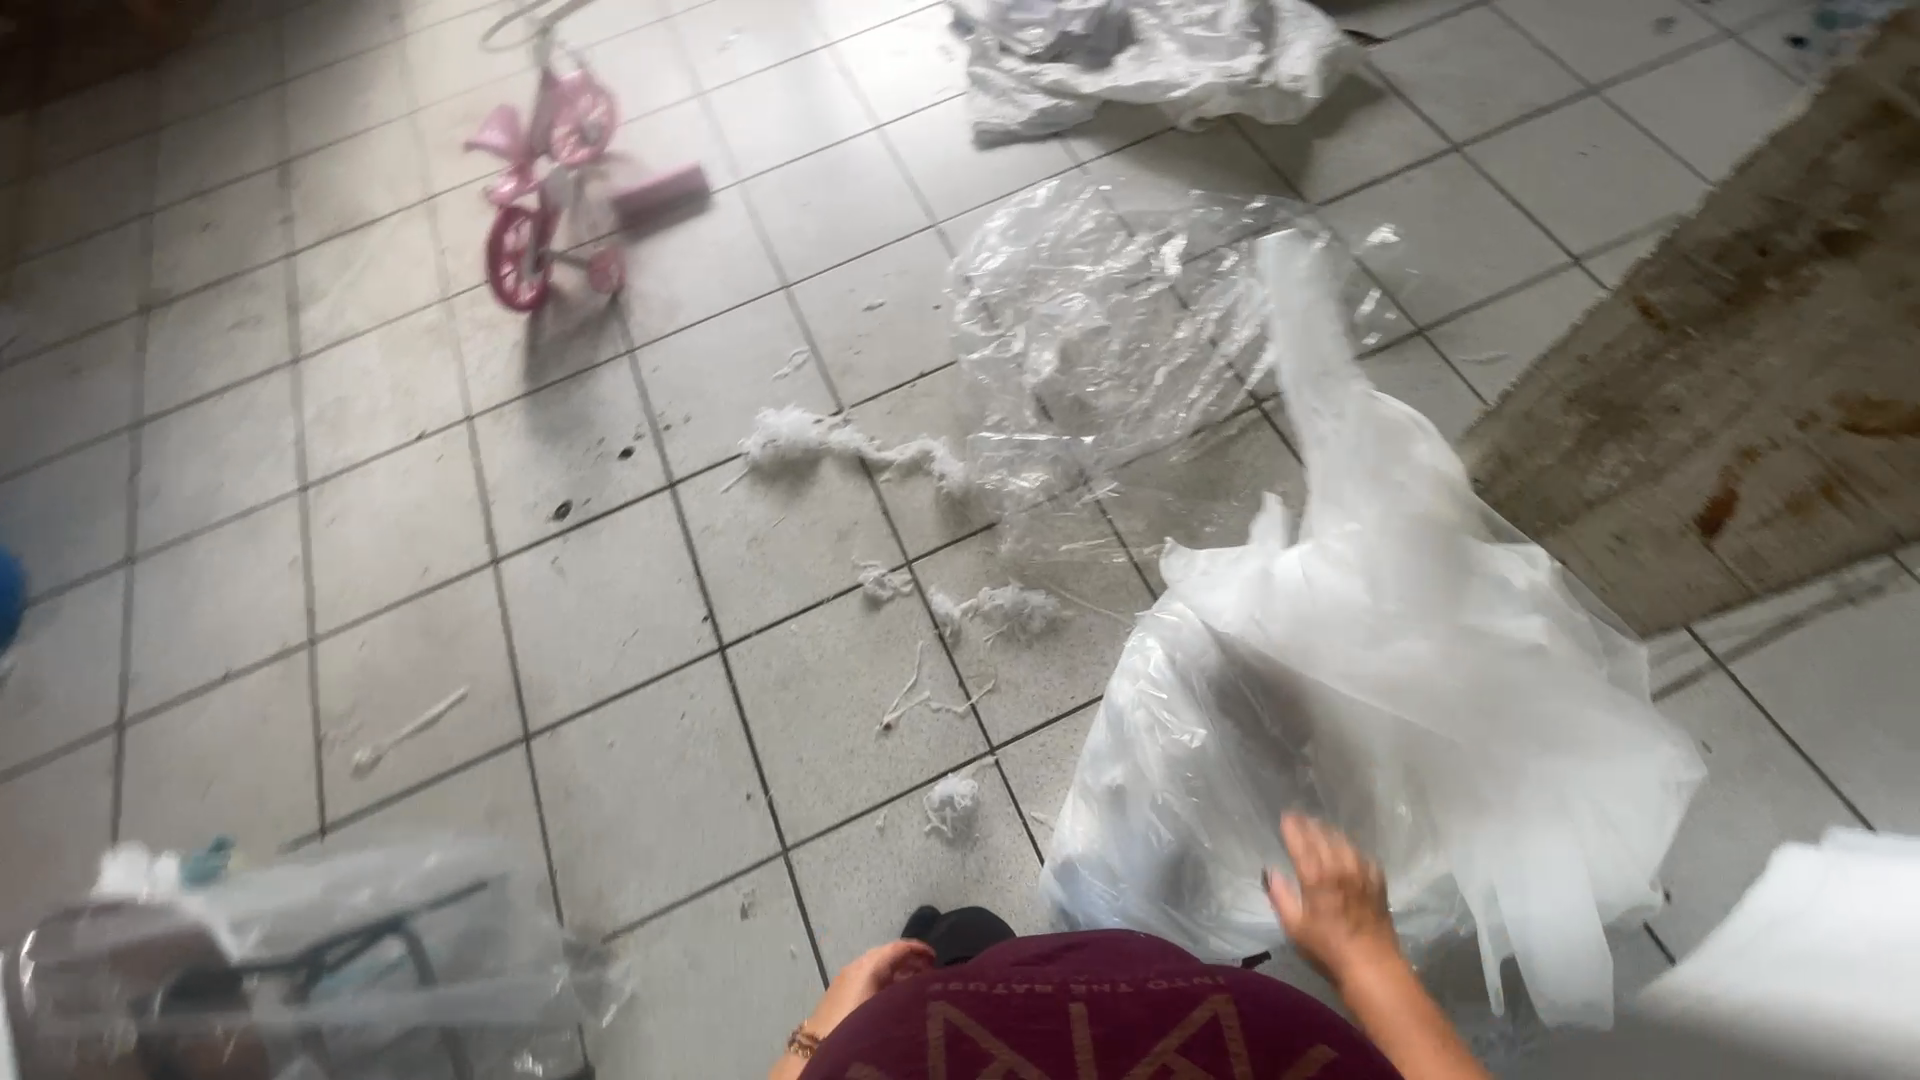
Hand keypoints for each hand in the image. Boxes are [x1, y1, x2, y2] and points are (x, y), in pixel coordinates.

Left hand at [807, 940, 936, 1037]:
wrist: (814, 1051)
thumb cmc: (855, 1026)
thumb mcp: (886, 1008)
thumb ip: (905, 994)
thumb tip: (923, 988)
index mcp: (869, 965)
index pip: (898, 947)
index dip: (918, 949)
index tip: (936, 958)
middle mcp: (857, 965)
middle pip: (888, 954)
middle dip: (910, 961)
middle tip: (930, 973)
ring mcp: (847, 977)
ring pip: (878, 966)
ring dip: (898, 972)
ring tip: (917, 987)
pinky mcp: (841, 991)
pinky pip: (869, 977)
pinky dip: (885, 980)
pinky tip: (894, 998)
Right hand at [1264, 813, 1400, 986]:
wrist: (1373, 968)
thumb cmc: (1327, 949)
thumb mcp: (1294, 927)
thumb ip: (1280, 896)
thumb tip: (1271, 872)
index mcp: (1316, 877)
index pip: (1301, 842)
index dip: (1292, 827)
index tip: (1285, 816)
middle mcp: (1339, 868)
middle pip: (1323, 836)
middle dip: (1310, 824)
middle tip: (1300, 817)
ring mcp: (1361, 874)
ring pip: (1344, 842)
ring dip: (1330, 832)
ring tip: (1321, 827)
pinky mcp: (1377, 883)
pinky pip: (1363, 856)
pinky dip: (1352, 848)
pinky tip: (1348, 850)